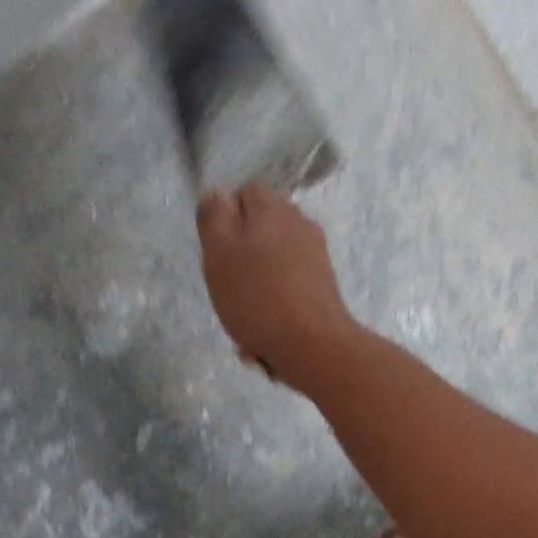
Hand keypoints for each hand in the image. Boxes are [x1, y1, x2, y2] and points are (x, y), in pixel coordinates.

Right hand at [196, 184, 361, 386]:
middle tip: (226, 288)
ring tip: (243, 321)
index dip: (225, 218)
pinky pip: (288, 291)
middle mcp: (300, 224)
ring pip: (272, 265)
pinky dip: (273, 309)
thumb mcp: (219, 253)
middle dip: (241, 257)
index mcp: (273, 208)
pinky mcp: (323, 287)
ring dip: (255, 290)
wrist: (313, 345)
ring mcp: (316, 256)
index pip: (245, 192)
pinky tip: (263, 336)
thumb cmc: (257, 296)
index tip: (215, 251)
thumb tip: (217, 192)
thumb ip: (214, 218)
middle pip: (260, 230)